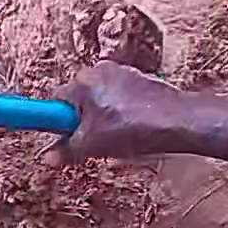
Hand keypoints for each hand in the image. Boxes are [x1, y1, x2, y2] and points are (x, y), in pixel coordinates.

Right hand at [55, 61, 192, 159]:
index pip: (55, 101)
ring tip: (119, 140)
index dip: (57, 122)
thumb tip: (48, 157)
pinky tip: (134, 133)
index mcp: (82, 82)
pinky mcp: (140, 81)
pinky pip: (120, 102)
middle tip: (94, 145)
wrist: (179, 122)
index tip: (61, 136)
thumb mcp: (92, 145)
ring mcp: (122, 74)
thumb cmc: (135, 129)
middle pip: (79, 102)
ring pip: (101, 103)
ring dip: (104, 123)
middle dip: (83, 124)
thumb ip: (66, 149)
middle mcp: (99, 70)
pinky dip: (122, 117)